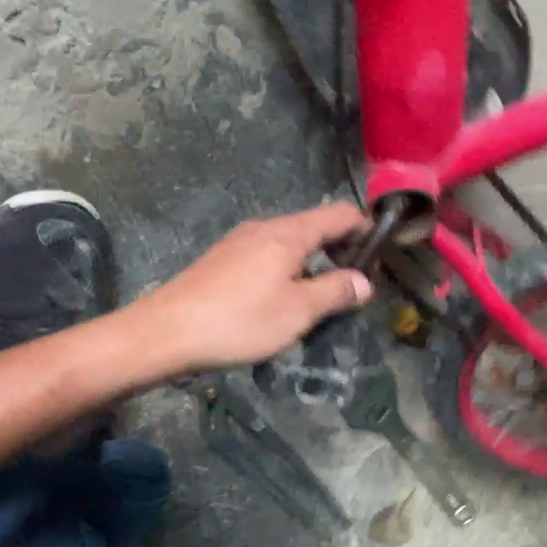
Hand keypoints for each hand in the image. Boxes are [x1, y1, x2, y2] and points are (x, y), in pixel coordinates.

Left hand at [132, 203, 372, 372]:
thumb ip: (335, 291)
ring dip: (311, 263)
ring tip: (320, 298)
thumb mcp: (298, 311)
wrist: (167, 331)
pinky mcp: (221, 260)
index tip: (380, 258)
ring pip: (288, 243)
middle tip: (354, 286)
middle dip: (339, 250)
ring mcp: (239, 241)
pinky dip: (286, 269)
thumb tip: (364, 281)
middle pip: (313, 227)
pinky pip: (266, 255)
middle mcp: (264, 227)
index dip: (365, 230)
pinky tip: (281, 300)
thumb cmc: (239, 320)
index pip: (339, 214)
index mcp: (288, 232)